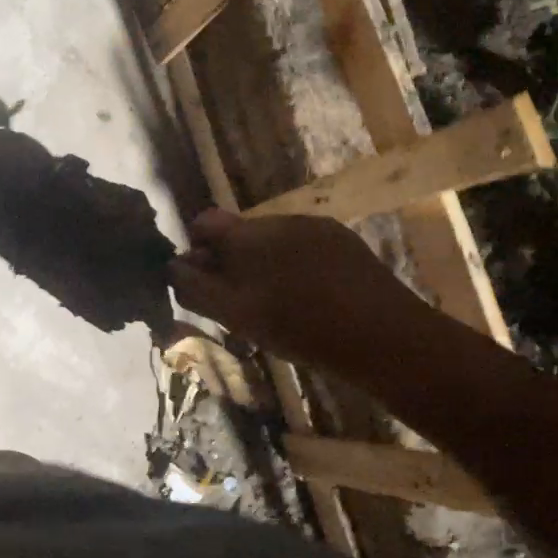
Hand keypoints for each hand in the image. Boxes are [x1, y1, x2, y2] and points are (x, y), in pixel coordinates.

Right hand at [168, 210, 429, 368]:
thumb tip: (172, 267)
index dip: (196, 251)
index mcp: (248, 234)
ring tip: (280, 307)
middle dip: (232, 263)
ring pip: (273, 242)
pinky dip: (297, 269)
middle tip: (242, 306)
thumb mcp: (234, 315)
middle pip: (239, 234)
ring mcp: (317, 227)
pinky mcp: (345, 242)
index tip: (205, 285)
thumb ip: (195, 289)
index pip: (204, 222)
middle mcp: (280, 219)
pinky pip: (304, 249)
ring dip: (265, 266)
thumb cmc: (299, 328)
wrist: (385, 337)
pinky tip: (312, 302)